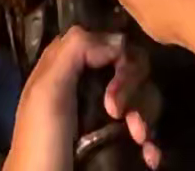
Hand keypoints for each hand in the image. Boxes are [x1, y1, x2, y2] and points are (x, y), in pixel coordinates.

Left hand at [4, 27, 159, 170]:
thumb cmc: (41, 145)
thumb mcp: (47, 90)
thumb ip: (76, 49)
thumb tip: (119, 41)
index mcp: (73, 68)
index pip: (110, 41)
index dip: (119, 52)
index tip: (117, 71)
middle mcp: (93, 87)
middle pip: (133, 66)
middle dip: (133, 85)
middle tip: (117, 112)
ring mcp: (108, 119)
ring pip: (145, 96)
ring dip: (146, 114)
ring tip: (139, 138)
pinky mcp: (120, 147)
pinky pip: (149, 131)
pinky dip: (153, 142)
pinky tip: (149, 154)